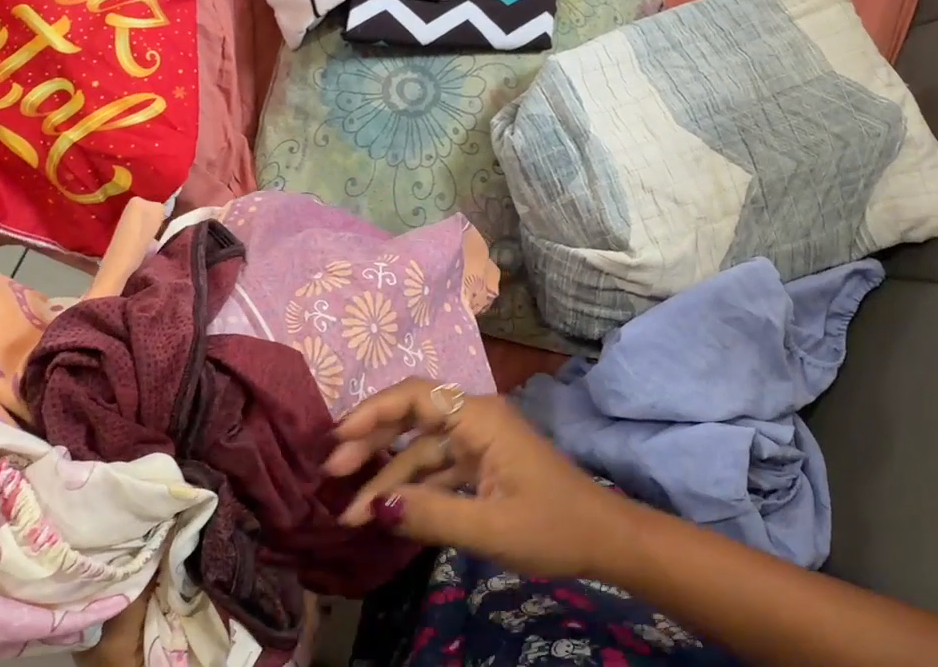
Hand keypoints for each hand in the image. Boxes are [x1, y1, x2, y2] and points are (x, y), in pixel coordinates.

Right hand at [324, 379, 631, 578]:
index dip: (371, 412)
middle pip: (410, 419)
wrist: (606, 540)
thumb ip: (430, 515)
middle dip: (370, 444)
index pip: (414, 396)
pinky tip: (387, 513)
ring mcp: (478, 444)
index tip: (336, 440)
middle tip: (331, 475)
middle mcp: (474, 420)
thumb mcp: (489, 528)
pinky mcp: (482, 467)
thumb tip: (375, 507)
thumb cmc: (553, 526)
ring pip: (420, 450)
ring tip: (350, 514)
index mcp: (478, 417)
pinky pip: (436, 470)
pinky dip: (411, 490)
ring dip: (387, 477)